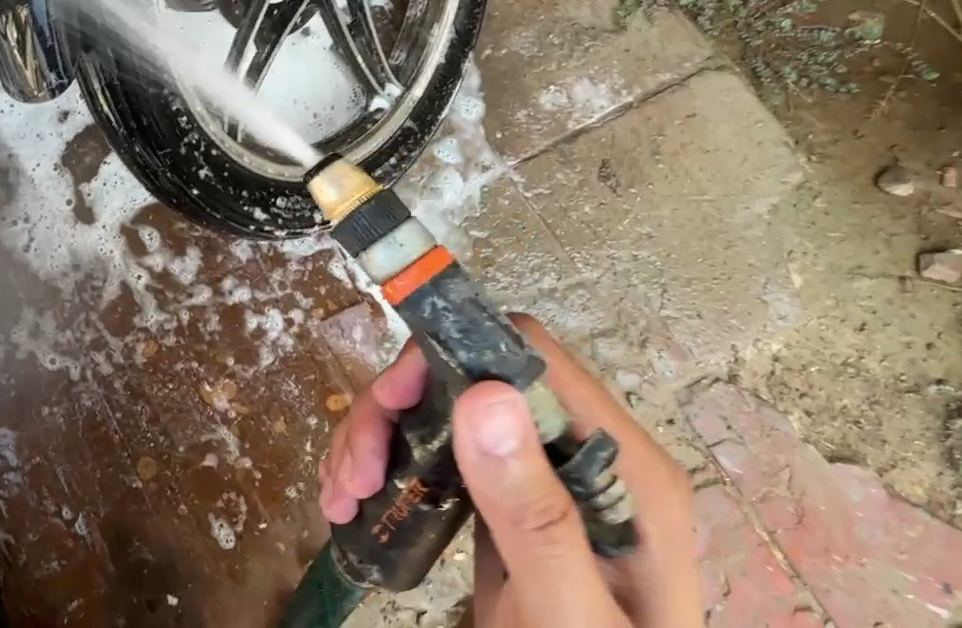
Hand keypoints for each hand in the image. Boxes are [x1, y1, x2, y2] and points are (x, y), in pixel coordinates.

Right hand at [318, 316, 701, 626]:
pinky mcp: (498, 500)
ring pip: (437, 410)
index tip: (389, 403)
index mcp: (621, 465)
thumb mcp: (571, 617)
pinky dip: (382, 464)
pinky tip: (351, 501)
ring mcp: (533, 475)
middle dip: (394, 412)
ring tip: (341, 496)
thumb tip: (484, 393)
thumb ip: (536, 515)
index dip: (449, 359)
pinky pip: (431, 451)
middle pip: (466, 379)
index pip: (529, 358)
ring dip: (376, 439)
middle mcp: (576, 453)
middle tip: (352, 472)